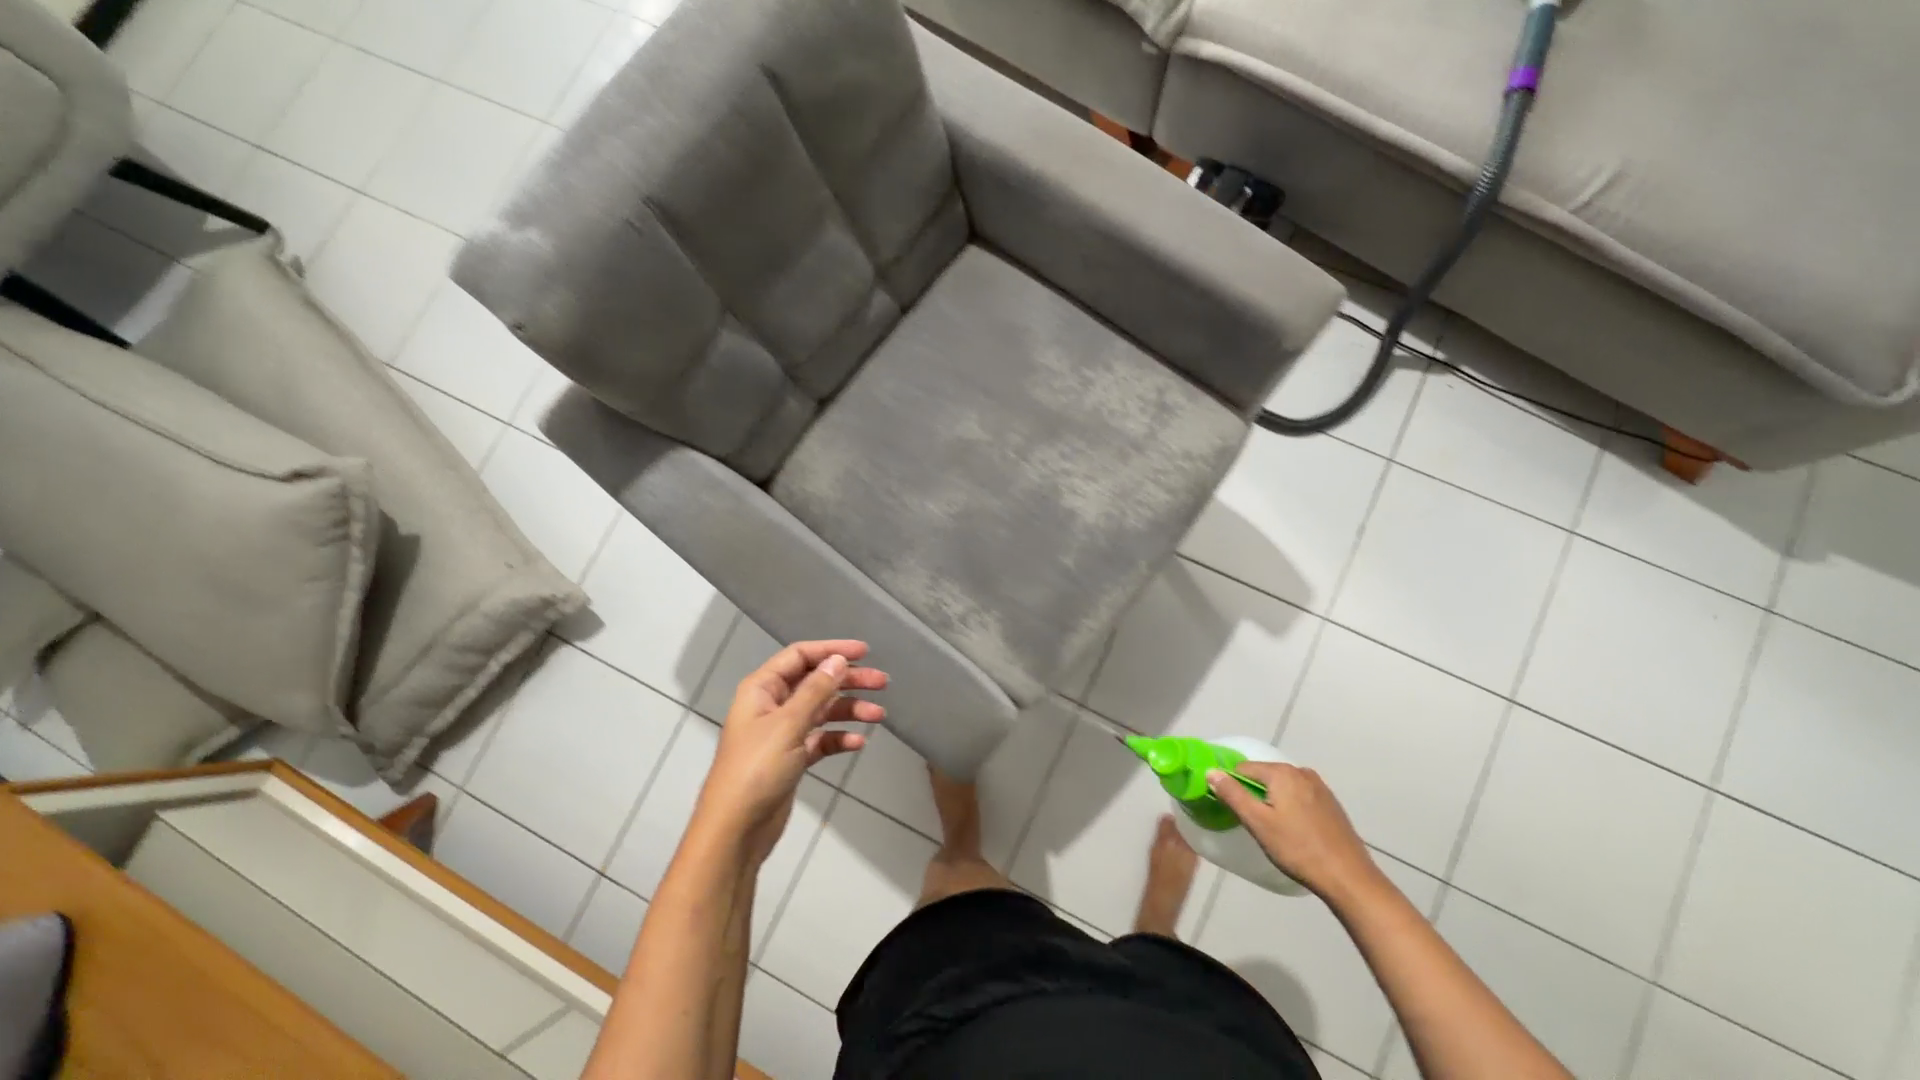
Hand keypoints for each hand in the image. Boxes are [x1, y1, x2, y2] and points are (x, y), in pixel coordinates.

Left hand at [696, 640, 888, 863]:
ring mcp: (782, 733)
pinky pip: (821, 739)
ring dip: (849, 710)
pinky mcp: (792, 758)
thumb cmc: (757, 769)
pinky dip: (839, 738)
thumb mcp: (788, 725)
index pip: (800, 656)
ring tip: (879, 716)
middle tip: (883, 683)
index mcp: (762, 689)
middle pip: (815, 682)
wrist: (736, 828)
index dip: (832, 650)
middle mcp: (772, 705)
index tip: (865, 652)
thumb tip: (838, 660)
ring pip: (822, 711)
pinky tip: (857, 744)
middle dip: (848, 681)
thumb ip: (816, 690)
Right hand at [1206, 763, 1385, 904]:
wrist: (1347, 876)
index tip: (1233, 810)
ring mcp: (1320, 787)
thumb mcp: (1258, 823)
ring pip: (1283, 787)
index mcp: (1282, 773)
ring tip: (1273, 829)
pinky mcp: (1331, 803)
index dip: (1232, 786)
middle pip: (1265, 775)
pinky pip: (1300, 796)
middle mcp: (1302, 772)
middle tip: (1253, 823)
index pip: (1243, 769)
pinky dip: (1291, 806)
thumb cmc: (1297, 848)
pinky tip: (1294, 831)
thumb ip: (1233, 794)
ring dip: (1273, 801)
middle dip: (1254, 794)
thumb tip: (1211, 771)